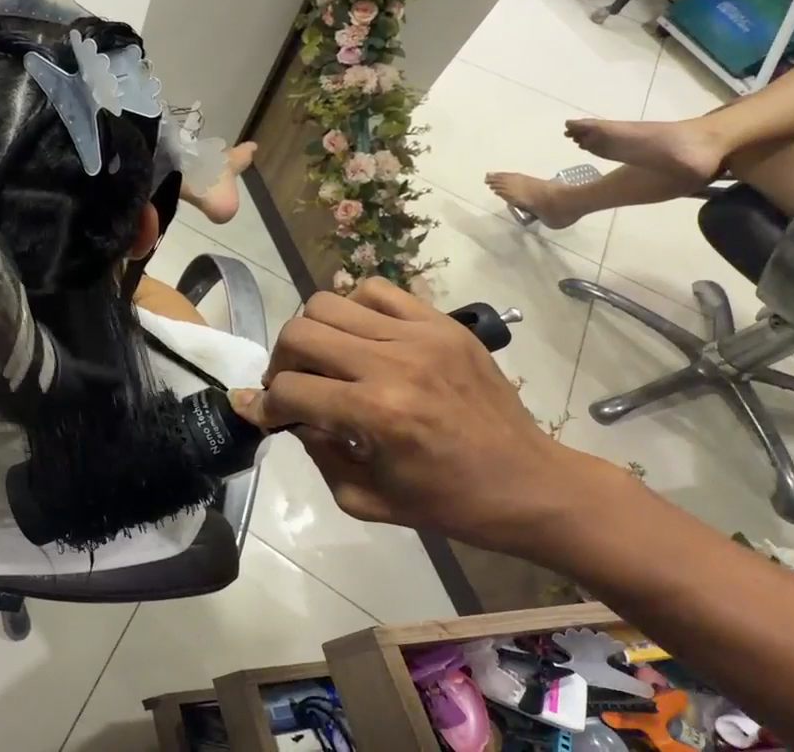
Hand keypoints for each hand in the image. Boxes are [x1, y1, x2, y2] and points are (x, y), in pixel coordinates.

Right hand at [232, 278, 611, 553]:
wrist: (531, 484)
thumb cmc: (447, 502)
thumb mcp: (364, 497)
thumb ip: (313, 450)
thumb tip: (281, 410)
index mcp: (377, 414)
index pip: (289, 390)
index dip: (264, 405)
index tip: (262, 413)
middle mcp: (393, 365)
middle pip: (298, 334)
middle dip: (280, 363)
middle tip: (293, 386)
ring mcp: (420, 337)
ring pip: (327, 303)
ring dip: (312, 333)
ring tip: (326, 359)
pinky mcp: (442, 323)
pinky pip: (375, 291)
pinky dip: (353, 309)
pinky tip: (361, 338)